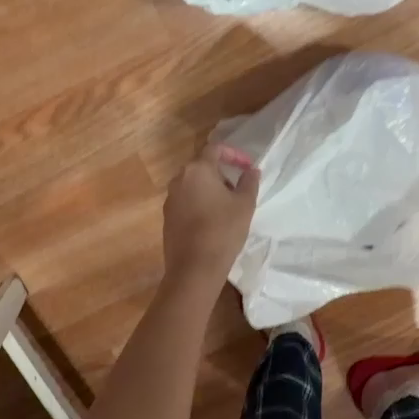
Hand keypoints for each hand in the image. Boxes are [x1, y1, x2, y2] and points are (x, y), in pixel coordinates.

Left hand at [162, 144, 260, 289]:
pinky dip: (200, 202)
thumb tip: (251, 171)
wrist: (193, 270)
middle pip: (202, 166)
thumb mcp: (244, 205)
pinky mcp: (167, 218)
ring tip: (228, 206)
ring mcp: (170, 199)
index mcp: (198, 170)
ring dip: (211, 189)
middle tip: (239, 188)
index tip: (248, 167)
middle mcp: (179, 179)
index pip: (215, 149)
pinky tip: (212, 221)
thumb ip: (249, 182)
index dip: (234, 154)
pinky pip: (186, 201)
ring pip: (193, 184)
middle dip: (222, 173)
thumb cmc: (222, 230)